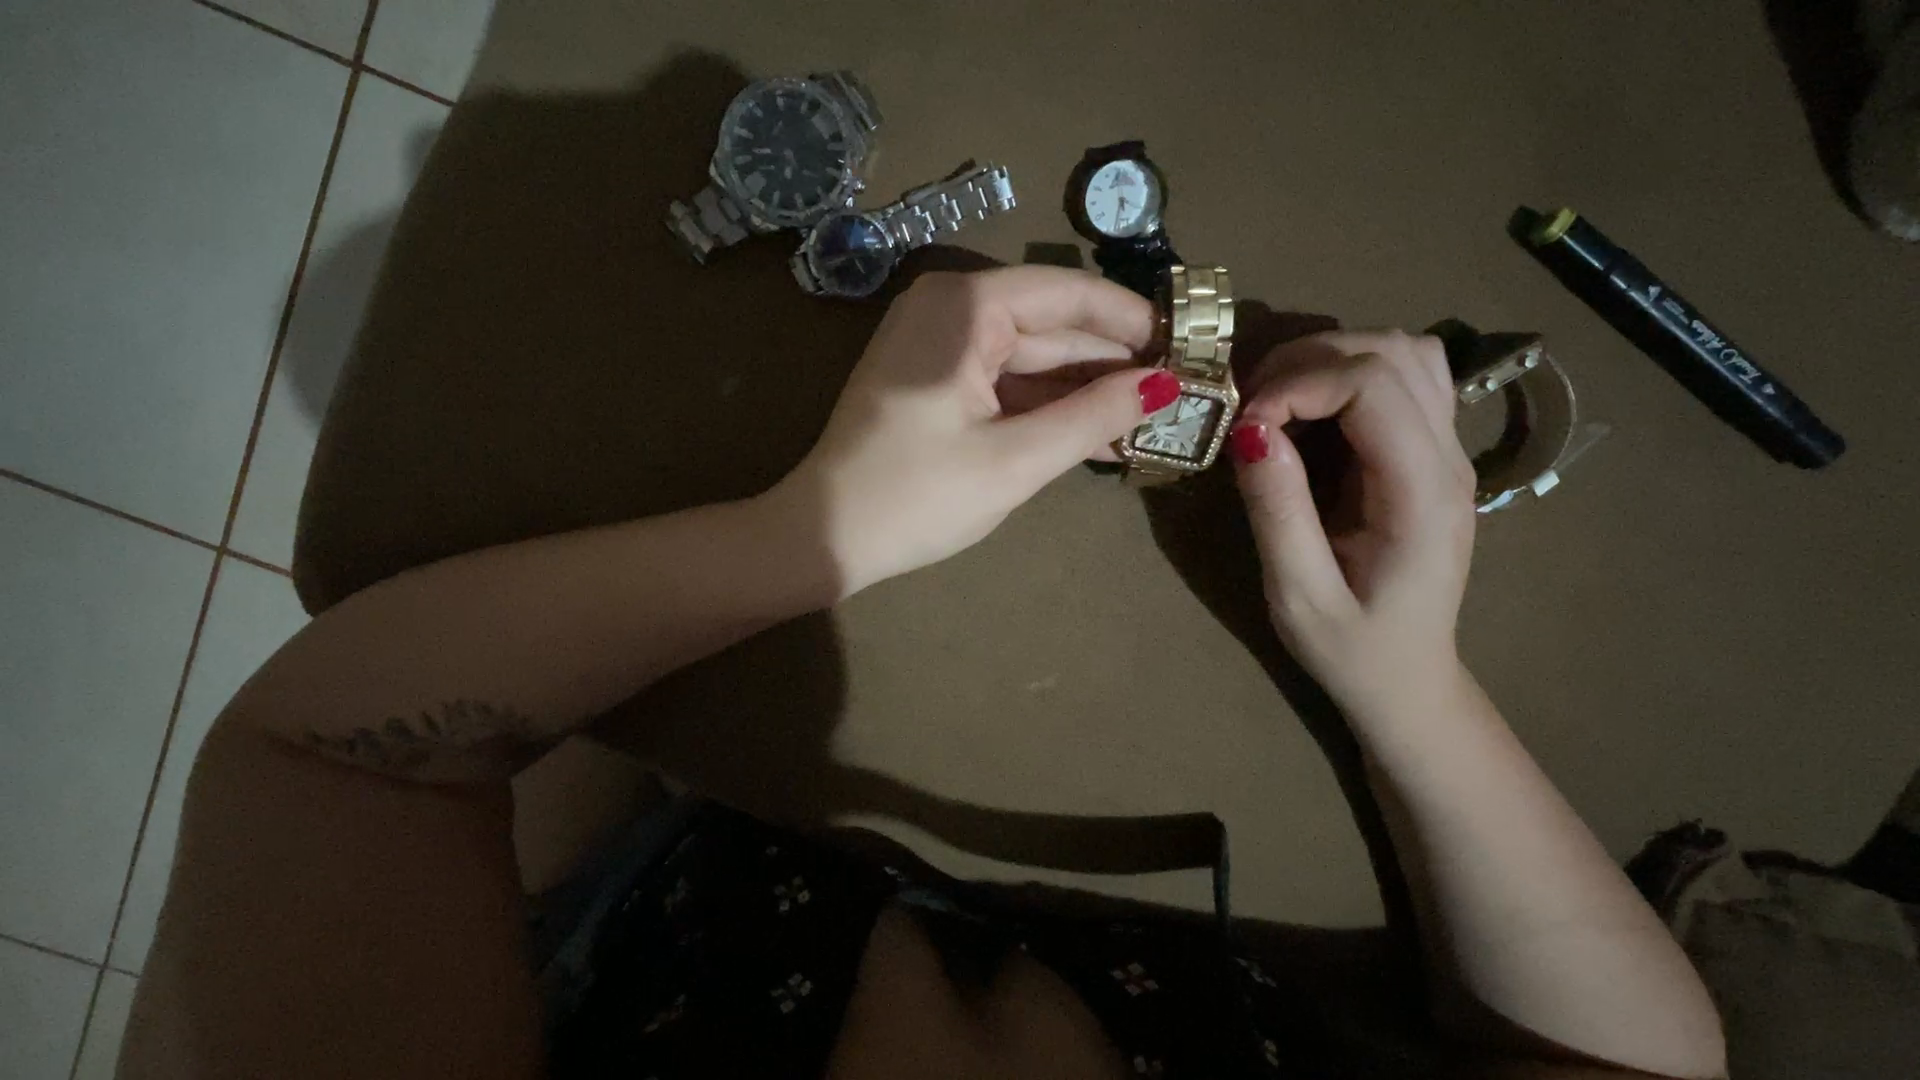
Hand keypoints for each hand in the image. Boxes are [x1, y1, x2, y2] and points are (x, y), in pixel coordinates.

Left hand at [781, 267, 1168, 594]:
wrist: (823, 537)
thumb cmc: (916, 497)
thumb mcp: (1015, 460)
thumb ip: (1093, 416)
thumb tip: (1165, 384)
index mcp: (966, 307)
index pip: (1070, 294)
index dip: (1133, 321)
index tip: (1192, 344)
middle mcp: (950, 308)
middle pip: (1053, 325)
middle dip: (1114, 362)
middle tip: (1181, 393)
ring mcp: (938, 343)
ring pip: (1032, 357)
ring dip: (1086, 391)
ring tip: (1151, 423)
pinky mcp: (934, 378)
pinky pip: (1004, 380)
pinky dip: (1046, 406)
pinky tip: (1099, 434)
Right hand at [1227, 331, 1477, 714]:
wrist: (1409, 679)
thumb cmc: (1352, 649)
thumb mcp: (1299, 594)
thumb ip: (1278, 511)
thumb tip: (1248, 429)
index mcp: (1421, 494)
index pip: (1373, 385)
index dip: (1298, 385)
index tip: (1244, 424)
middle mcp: (1448, 457)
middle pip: (1391, 351)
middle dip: (1306, 362)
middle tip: (1249, 405)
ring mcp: (1449, 450)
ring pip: (1404, 351)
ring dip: (1331, 358)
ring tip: (1276, 398)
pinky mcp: (1431, 453)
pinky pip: (1405, 378)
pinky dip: (1351, 372)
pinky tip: (1312, 408)